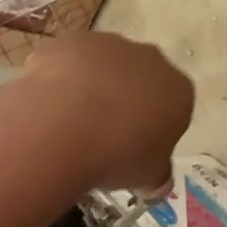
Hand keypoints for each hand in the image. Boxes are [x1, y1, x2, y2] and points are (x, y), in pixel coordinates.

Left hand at [16, 31, 194, 193]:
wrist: (65, 124)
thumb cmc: (119, 154)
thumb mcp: (147, 176)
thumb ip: (157, 176)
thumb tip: (159, 186)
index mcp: (179, 90)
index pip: (174, 107)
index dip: (155, 127)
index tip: (135, 148)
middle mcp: (151, 59)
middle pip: (141, 79)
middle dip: (126, 99)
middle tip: (104, 134)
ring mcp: (110, 44)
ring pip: (104, 66)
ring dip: (93, 86)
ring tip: (70, 123)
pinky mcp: (72, 40)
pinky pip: (68, 61)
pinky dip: (59, 78)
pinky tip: (48, 105)